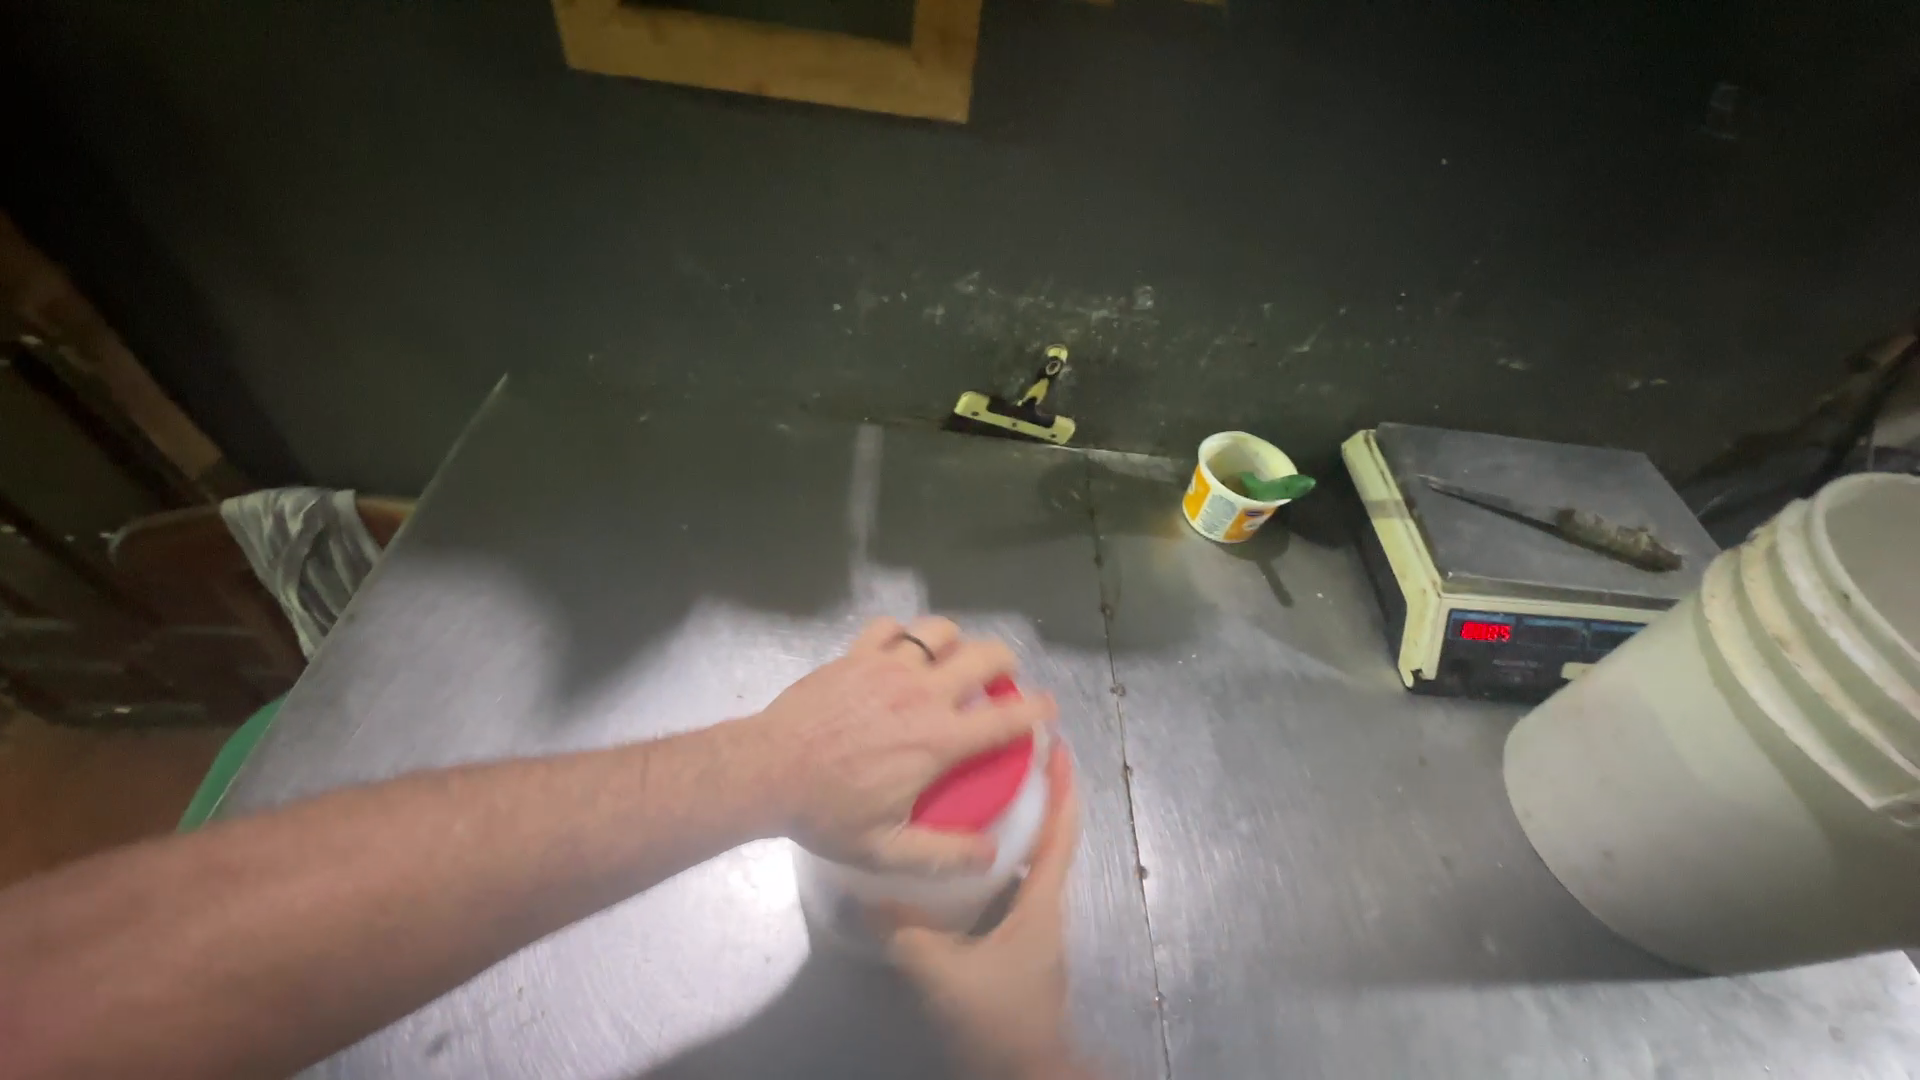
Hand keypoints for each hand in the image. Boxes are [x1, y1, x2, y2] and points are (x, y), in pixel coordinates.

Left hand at [742, 616, 1055, 873]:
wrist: (767, 771)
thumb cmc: (828, 811)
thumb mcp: (886, 851)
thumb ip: (943, 854)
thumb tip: (991, 853)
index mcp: (938, 739)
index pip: (1005, 719)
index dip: (1037, 709)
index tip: (1047, 707)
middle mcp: (922, 693)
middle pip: (984, 655)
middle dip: (1005, 663)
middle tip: (999, 681)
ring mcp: (888, 666)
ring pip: (939, 630)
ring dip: (955, 641)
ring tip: (950, 660)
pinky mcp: (857, 654)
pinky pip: (891, 628)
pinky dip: (903, 636)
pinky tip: (899, 654)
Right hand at [881, 751, 1093, 1079]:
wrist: (1025, 1072)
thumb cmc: (999, 1020)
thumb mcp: (945, 973)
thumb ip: (905, 934)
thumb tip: (863, 900)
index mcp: (1041, 902)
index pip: (1061, 832)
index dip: (1063, 787)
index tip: (1059, 746)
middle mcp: (1044, 906)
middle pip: (1050, 838)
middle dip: (1038, 795)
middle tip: (1010, 759)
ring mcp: (1034, 926)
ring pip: (1029, 863)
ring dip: (1016, 827)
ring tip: (983, 796)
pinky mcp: (1019, 943)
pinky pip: (1011, 887)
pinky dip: (997, 862)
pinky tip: (962, 859)